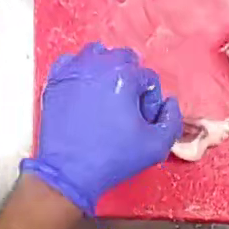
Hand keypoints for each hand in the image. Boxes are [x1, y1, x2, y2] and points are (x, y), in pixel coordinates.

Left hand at [22, 42, 181, 215]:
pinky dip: (82, 74)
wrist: (69, 172)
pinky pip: (72, 64)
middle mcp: (98, 64)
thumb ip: (172, 120)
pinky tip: (85, 95)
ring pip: (98, 56)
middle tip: (127, 110)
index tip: (143, 122)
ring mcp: (74, 70)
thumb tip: (169, 105)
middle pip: (124, 61)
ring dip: (107, 73)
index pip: (149, 79)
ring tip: (107, 100)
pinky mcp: (55, 81)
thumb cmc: (110, 158)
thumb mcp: (156, 146)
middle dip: (131, 83)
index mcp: (124, 75)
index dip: (151, 103)